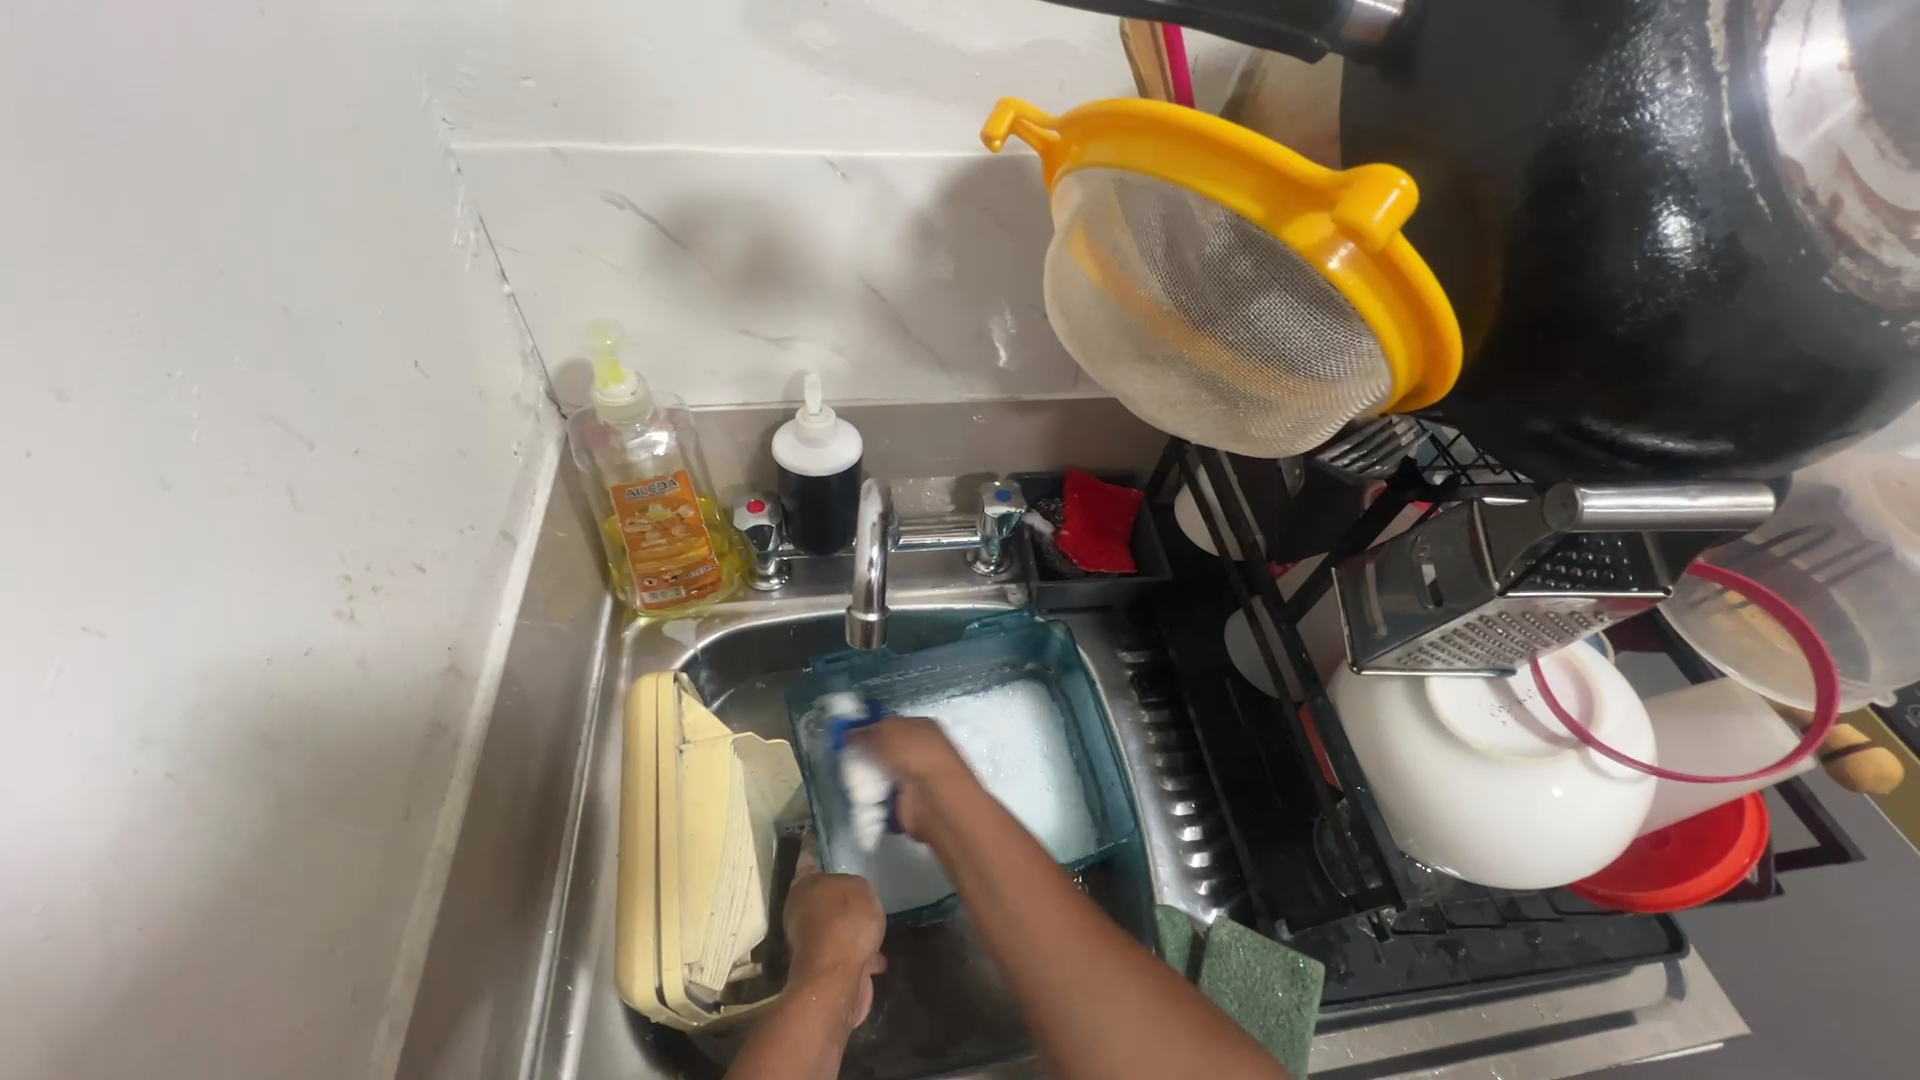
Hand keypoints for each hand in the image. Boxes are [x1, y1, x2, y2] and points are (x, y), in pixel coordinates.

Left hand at [784, 847, 885, 1027]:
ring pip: (836, 924)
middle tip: (862, 875)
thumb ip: (855, 885)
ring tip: (877, 917)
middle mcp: (802, 911)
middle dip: (840, 889)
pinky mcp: (827, 966)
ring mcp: (813, 941)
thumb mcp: (859, 887)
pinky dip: (863, 952)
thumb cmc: (844, 921)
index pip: (809, 855)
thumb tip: (851, 897)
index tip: (818, 831)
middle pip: (822, 893)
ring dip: (853, 924)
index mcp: (804, 886)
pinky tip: (881, 955)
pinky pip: (848, 950)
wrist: (838, 978)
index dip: (815, 843)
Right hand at [848, 717, 979, 841]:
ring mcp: (915, 778)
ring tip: (849, 782)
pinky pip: (882, 799)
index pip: (890, 725)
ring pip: (881, 776)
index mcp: (921, 727)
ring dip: (866, 780)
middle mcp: (920, 751)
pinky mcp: (907, 804)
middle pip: (884, 752)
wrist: (934, 798)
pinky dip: (871, 801)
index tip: (846, 738)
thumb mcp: (885, 733)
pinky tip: (859, 800)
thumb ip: (864, 732)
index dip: (869, 730)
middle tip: (844, 762)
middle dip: (865, 757)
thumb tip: (847, 734)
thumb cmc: (913, 755)